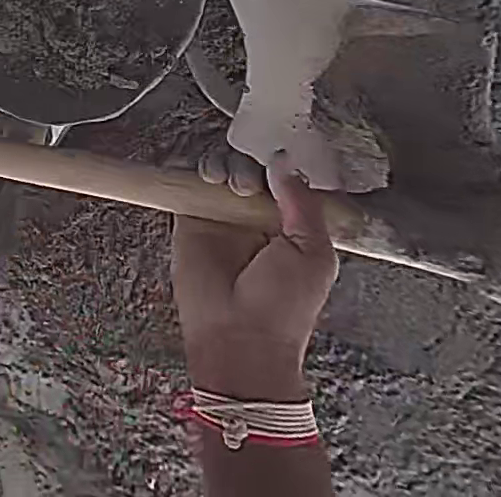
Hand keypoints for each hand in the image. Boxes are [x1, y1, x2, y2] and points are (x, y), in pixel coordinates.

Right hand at [173, 152, 339, 400]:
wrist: (239, 339)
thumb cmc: (282, 308)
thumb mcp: (313, 254)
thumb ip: (303, 204)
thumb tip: (283, 162)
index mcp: (288, 222)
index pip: (281, 177)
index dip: (278, 165)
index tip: (276, 162)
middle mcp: (252, 215)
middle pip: (247, 166)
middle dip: (248, 166)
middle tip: (248, 186)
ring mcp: (220, 215)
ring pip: (218, 168)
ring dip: (223, 165)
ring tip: (227, 184)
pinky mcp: (189, 219)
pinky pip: (187, 183)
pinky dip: (191, 169)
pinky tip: (204, 177)